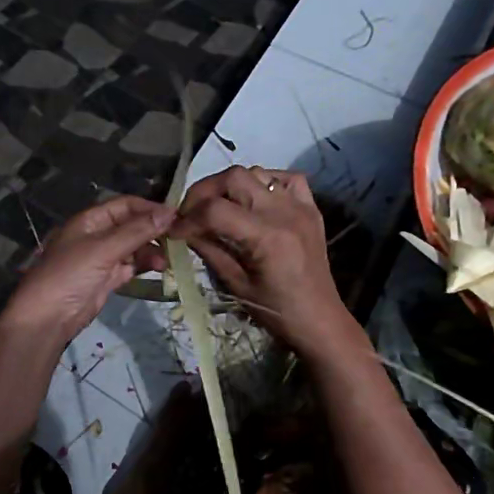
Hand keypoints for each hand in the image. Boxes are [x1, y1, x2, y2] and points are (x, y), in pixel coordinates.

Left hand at [1, 196, 175, 345]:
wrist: (47, 317)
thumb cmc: (70, 274)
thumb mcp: (103, 248)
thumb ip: (136, 231)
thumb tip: (169, 212)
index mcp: (90, 220)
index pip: (124, 205)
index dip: (149, 208)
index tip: (175, 216)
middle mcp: (96, 235)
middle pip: (131, 226)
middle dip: (153, 231)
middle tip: (177, 239)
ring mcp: (101, 258)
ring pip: (133, 247)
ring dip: (150, 250)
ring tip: (165, 261)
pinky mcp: (106, 279)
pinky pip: (129, 266)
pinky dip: (143, 265)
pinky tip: (158, 268)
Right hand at [170, 165, 349, 351]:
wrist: (320, 320)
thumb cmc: (276, 311)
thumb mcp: (235, 284)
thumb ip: (209, 250)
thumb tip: (182, 230)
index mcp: (266, 237)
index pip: (216, 210)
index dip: (188, 217)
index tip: (173, 230)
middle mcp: (284, 213)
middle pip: (234, 178)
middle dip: (204, 192)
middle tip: (191, 213)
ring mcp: (300, 206)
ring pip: (256, 172)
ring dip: (230, 186)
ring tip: (219, 207)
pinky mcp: (310, 208)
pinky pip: (286, 179)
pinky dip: (264, 182)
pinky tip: (253, 200)